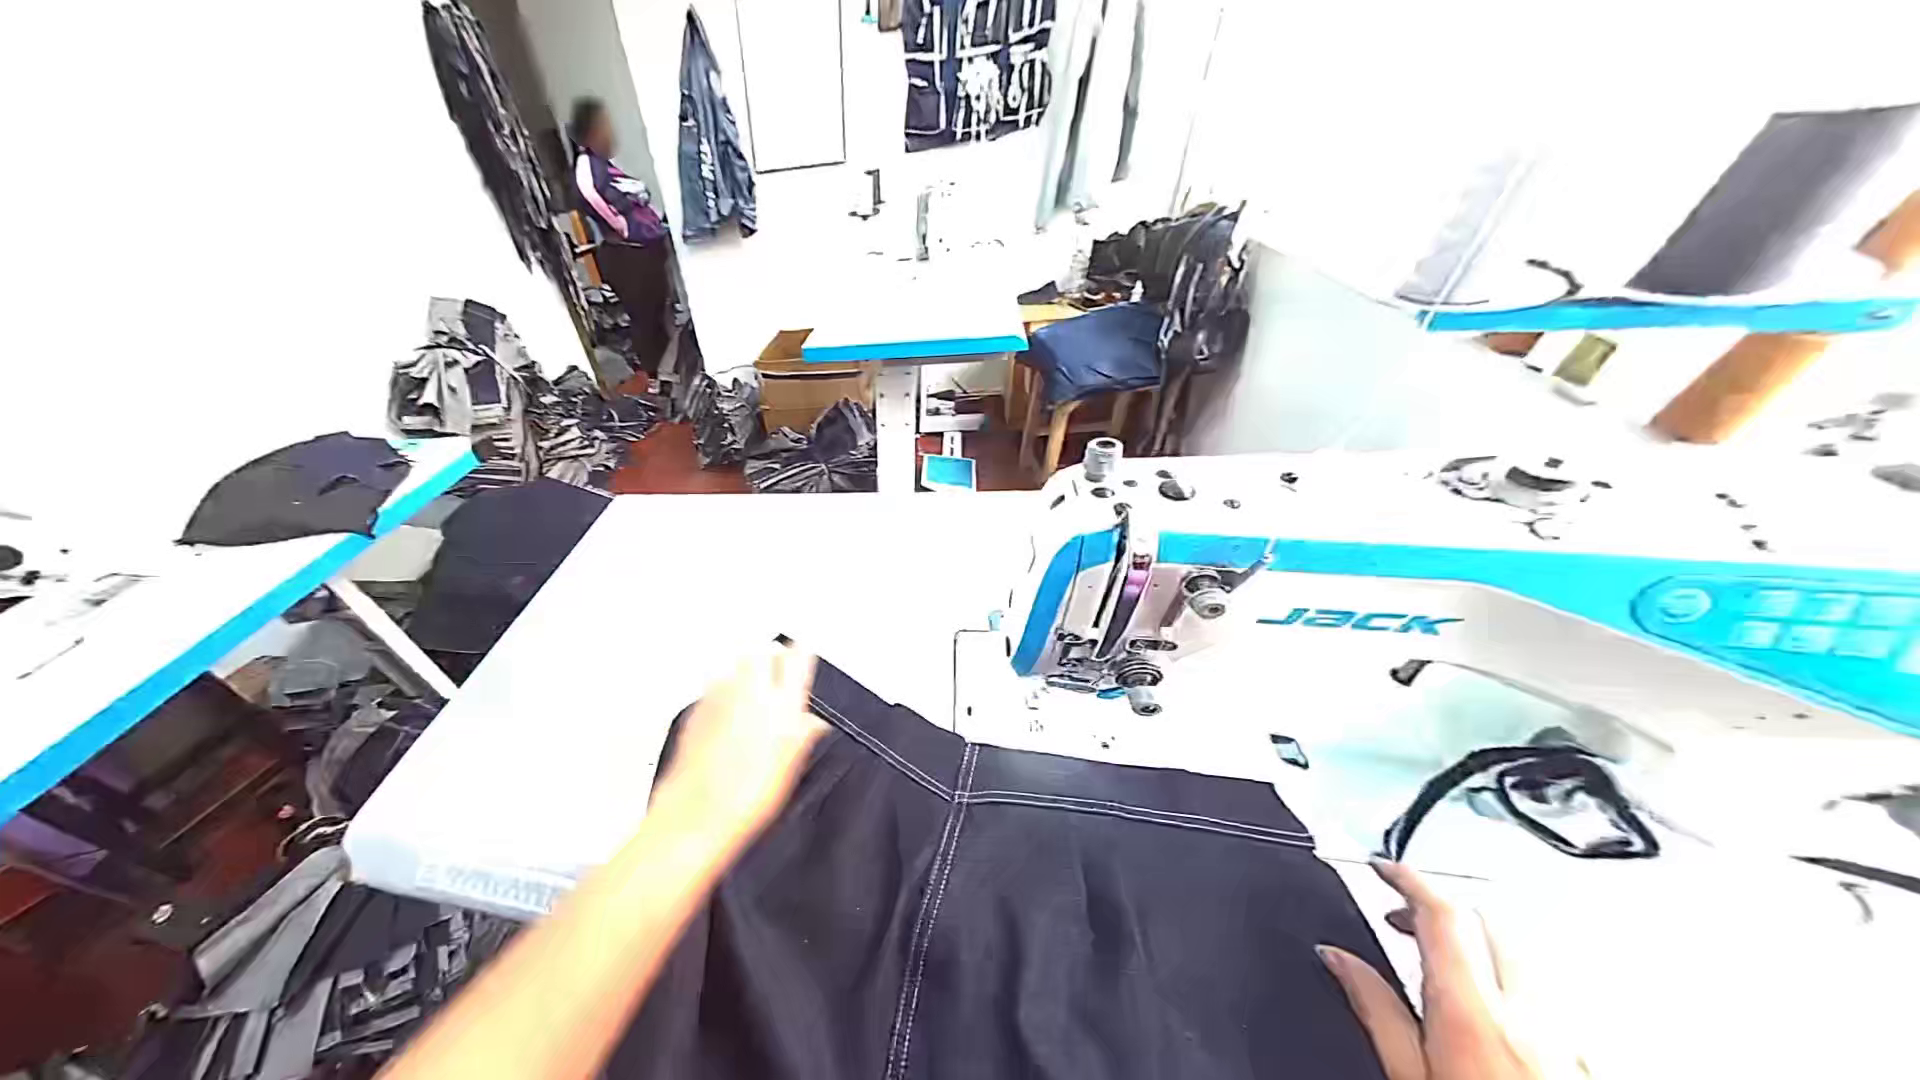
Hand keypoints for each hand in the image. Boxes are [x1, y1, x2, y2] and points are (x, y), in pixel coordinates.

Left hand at [649, 644, 826, 850]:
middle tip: (777, 664)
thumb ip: (801, 734)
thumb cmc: (743, 798)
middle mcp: (749, 694)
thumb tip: (811, 723)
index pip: (797, 659)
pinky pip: (714, 687)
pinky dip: (723, 691)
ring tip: (752, 688)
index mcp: (781, 705)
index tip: (804, 647)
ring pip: (735, 665)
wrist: (696, 817)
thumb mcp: (789, 767)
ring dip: (745, 670)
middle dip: (770, 655)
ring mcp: (718, 699)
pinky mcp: (696, 711)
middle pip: (762, 652)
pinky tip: (728, 712)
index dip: (802, 651)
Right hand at [1319, 860, 1547, 1079]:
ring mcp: (1566, 1040)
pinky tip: (1486, 1018)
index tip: (1381, 868)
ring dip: (1473, 948)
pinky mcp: (1586, 1063)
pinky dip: (1504, 988)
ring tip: (1438, 968)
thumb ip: (1375, 1008)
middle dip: (1438, 911)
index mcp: (1473, 1012)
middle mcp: (1528, 1016)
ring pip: (1516, 960)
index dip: (1406, 878)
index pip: (1441, 912)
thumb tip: (1337, 957)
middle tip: (1400, 919)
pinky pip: (1541, 1001)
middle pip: (1483, 924)